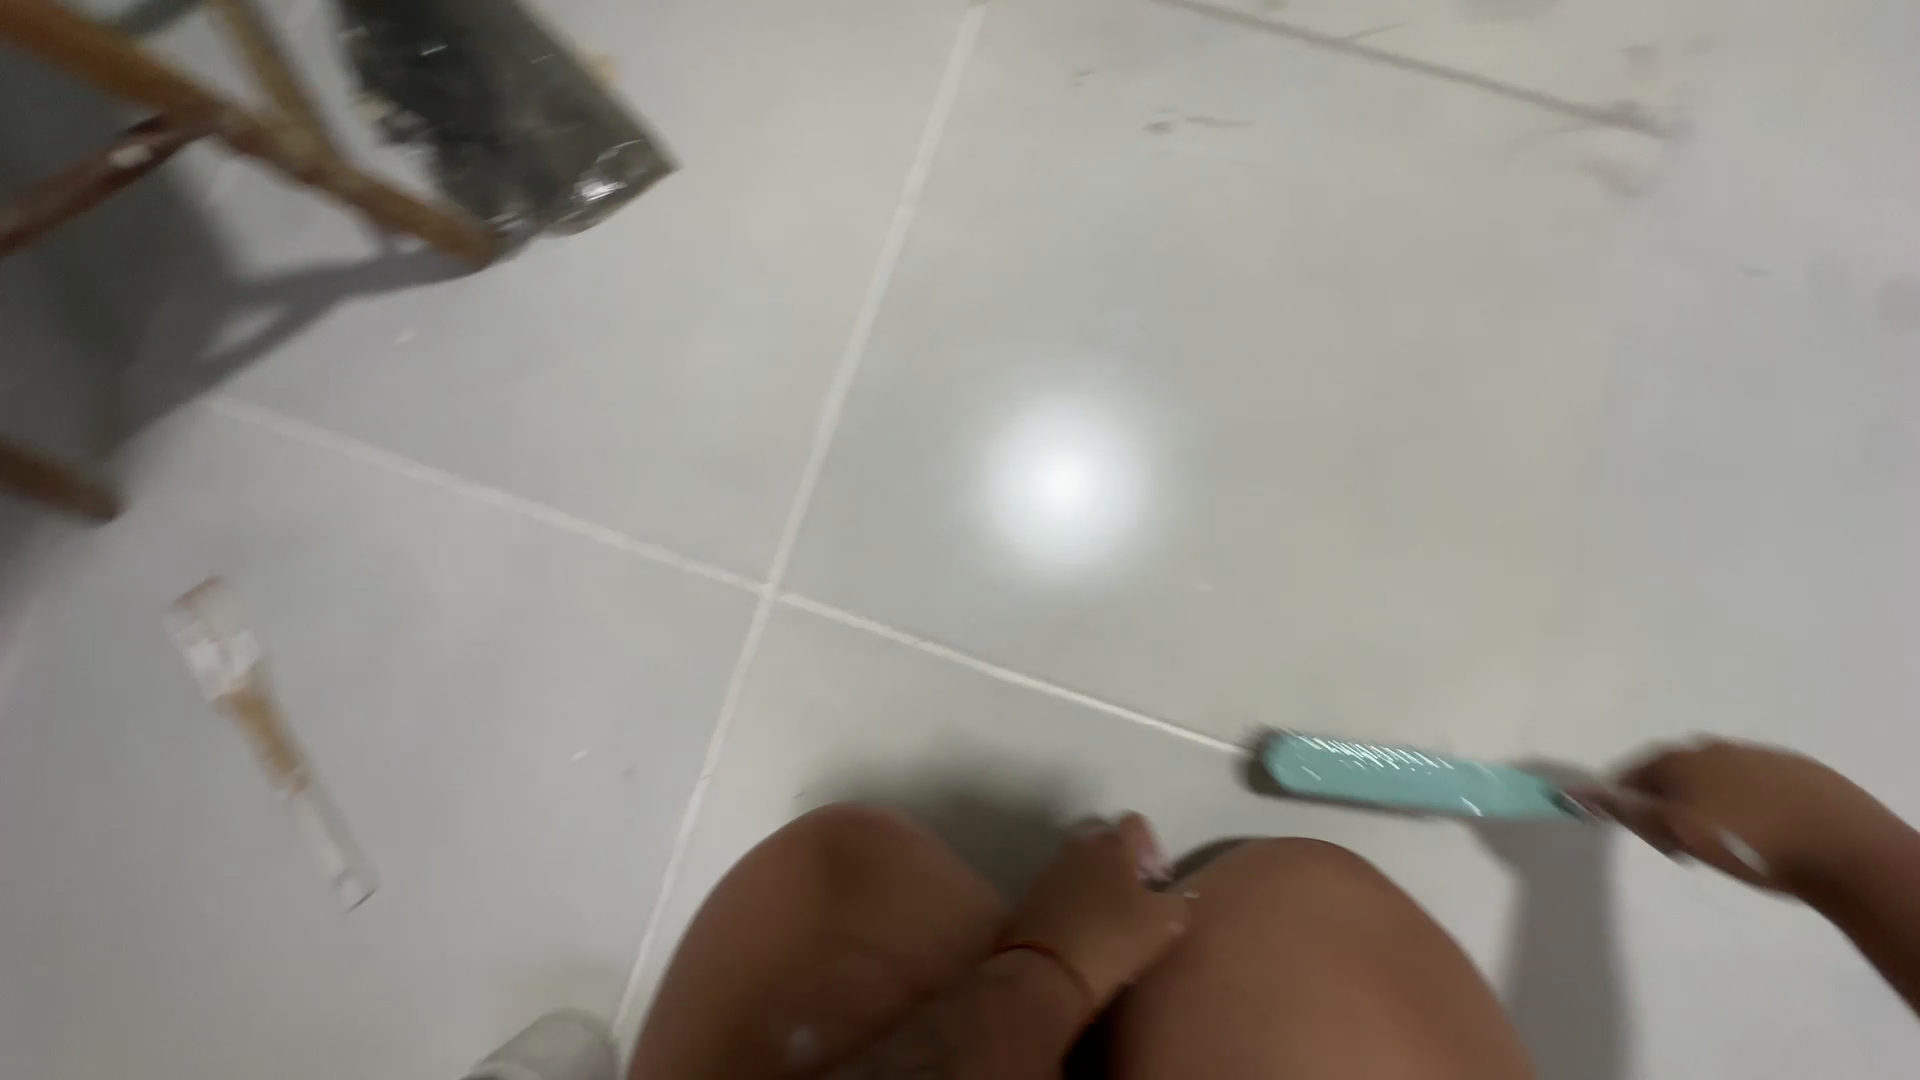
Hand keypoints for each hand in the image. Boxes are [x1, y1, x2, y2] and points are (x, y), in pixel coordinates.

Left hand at [1002, 813, 1189, 1014]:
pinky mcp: (1032, 893)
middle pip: (1105, 840)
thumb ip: (1177, 903)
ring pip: (1081, 863)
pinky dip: (1076, 898)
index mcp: (1112, 846)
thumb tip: (1173, 896)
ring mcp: (1051, 868)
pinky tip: (1085, 928)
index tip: (1159, 879)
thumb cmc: (1113, 938)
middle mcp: (1079, 847)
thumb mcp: (1165, 924)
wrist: (1047, 969)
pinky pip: (1061, 885)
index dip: (1152, 846)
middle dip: (1123, 862)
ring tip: (1111, 916)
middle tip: (1136, 895)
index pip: (1135, 823)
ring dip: (1098, 880)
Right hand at [1575, 739, 1902, 895]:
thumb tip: (1568, 790)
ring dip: (1712, 802)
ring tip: (1733, 839)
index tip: (1649, 836)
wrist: (1857, 856)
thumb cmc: (1751, 845)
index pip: (1630, 775)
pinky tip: (1771, 830)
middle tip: (1688, 843)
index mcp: (1677, 759)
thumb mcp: (1676, 833)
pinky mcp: (1805, 771)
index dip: (1629, 805)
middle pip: (1673, 774)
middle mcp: (1712, 747)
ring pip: (1717, 778)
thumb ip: (1623, 810)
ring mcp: (1761, 756)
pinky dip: (1755, 803)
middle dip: (1670, 803)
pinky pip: (1761, 784)